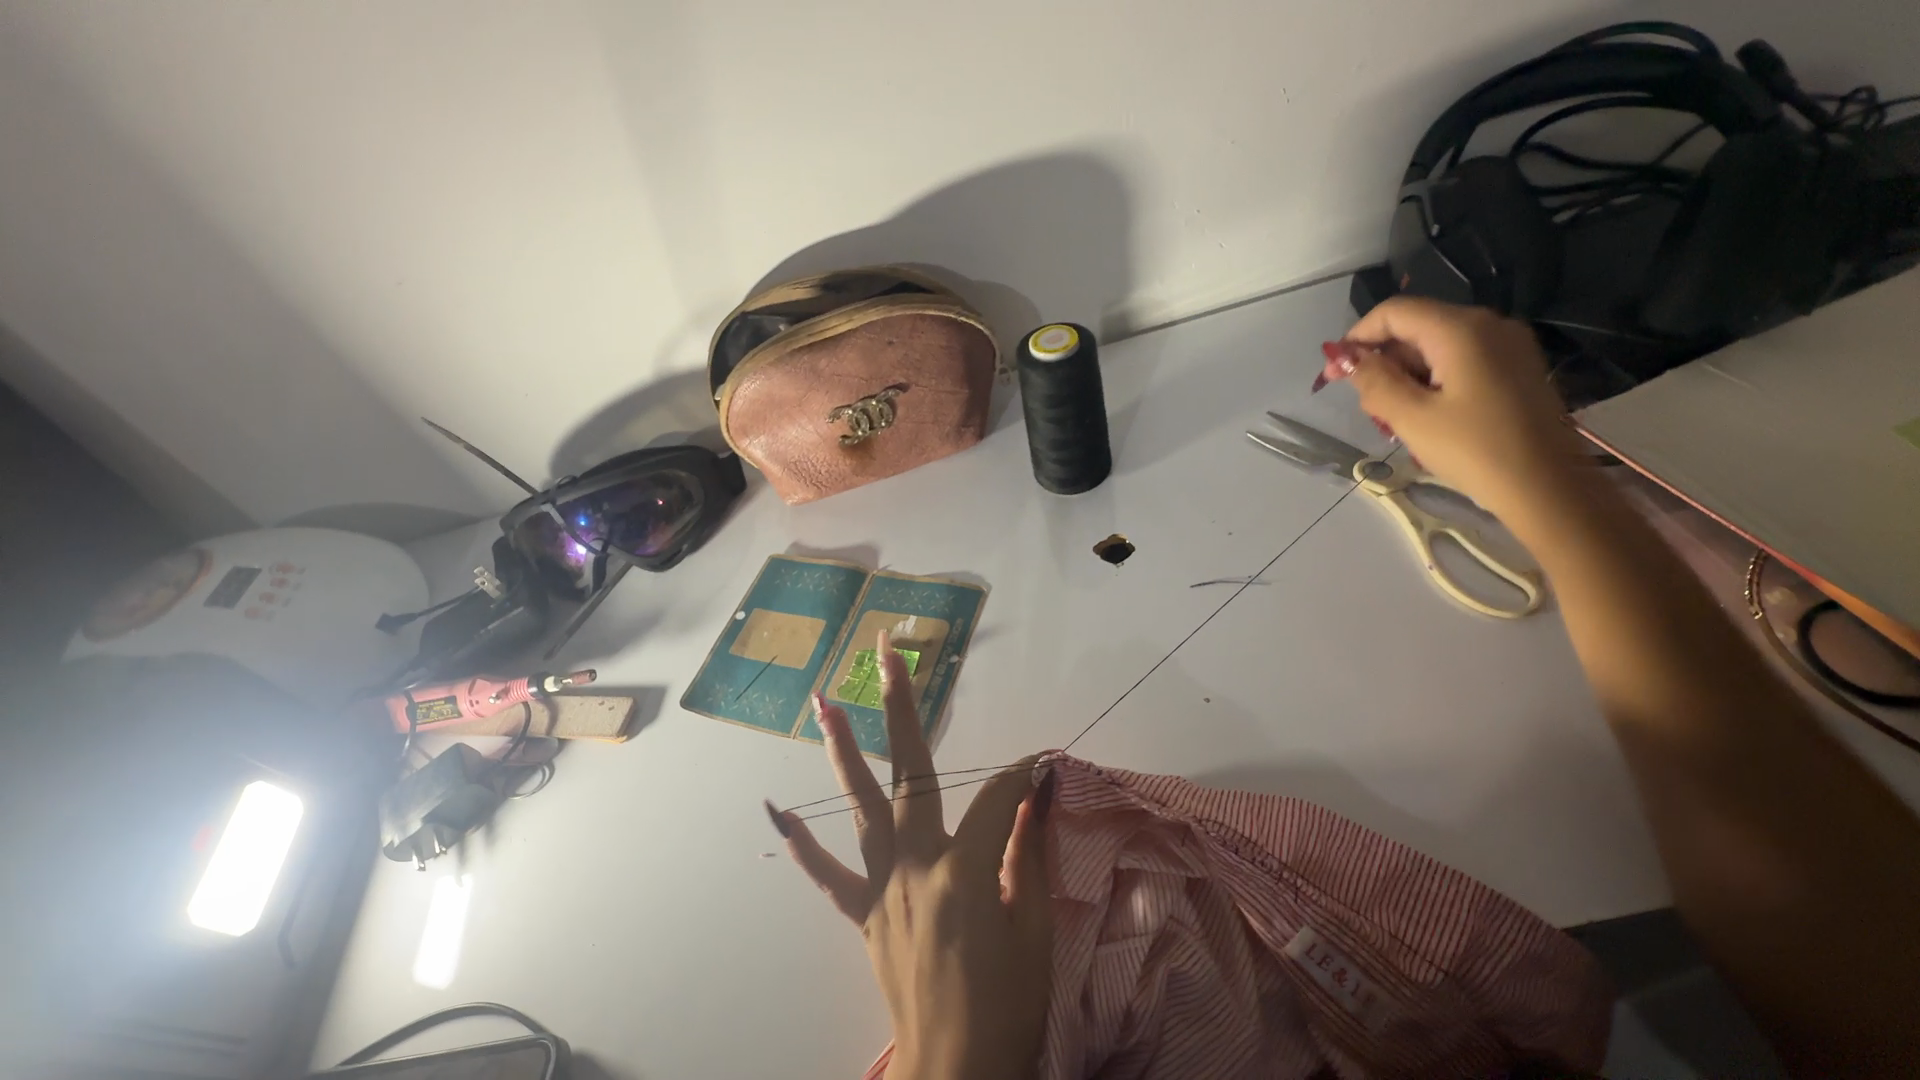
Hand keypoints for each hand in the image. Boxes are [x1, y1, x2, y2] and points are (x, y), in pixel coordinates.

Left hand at [766, 630, 1052, 1079]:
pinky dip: (806, 847)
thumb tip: (1034, 796)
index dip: (1023, 773)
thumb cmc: (1007, 1002)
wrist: (956, 1068)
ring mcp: (883, 889)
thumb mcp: (1035, 929)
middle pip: (912, 772)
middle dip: (902, 708)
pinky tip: (779, 813)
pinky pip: (830, 878)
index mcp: (964, 867)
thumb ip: (1028, 854)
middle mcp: (914, 865)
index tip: (1043, 762)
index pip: (998, 796)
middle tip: (889, 658)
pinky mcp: (864, 917)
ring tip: (825, 705)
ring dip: (844, 751)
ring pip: (861, 807)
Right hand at [1321, 297, 1588, 520]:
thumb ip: (1373, 381)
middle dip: (1381, 360)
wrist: (1548, 488)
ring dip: (1404, 375)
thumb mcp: (1412, 418)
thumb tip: (1345, 358)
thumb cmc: (1475, 451)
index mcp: (1461, 330)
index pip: (1394, 312)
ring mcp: (1507, 345)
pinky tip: (1423, 415)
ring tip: (1391, 418)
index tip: (1334, 373)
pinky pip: (1461, 360)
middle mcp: (1488, 325)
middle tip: (1363, 404)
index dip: (1357, 337)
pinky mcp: (1516, 368)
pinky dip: (1432, 380)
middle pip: (1416, 327)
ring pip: (1437, 346)